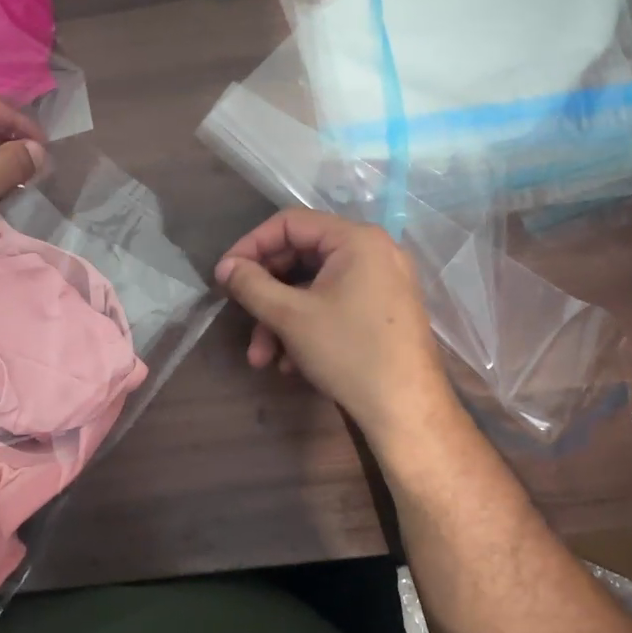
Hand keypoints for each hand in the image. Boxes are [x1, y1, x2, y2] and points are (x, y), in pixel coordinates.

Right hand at [215, 209, 458, 440]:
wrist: (406, 408)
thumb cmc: (348, 352)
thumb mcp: (290, 316)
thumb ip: (251, 285)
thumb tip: (224, 267)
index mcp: (356, 240)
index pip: (289, 224)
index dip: (250, 245)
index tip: (225, 275)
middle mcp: (373, 252)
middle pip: (300, 257)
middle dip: (265, 294)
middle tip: (239, 316)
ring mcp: (381, 282)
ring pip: (313, 288)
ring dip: (280, 319)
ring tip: (262, 357)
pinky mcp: (382, 310)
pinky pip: (333, 304)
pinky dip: (306, 326)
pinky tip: (290, 363)